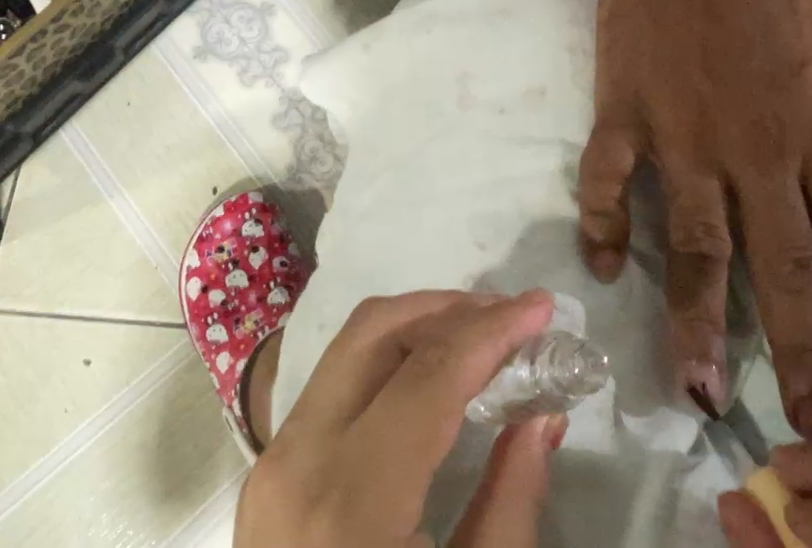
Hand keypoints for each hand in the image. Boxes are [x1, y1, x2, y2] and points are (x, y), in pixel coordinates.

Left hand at [237, 290, 564, 547]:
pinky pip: (331, 385)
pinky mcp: (268, 470)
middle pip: (374, 332)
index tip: (542, 305)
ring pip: (346, 348)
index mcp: (350, 496)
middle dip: (450, 309)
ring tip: (480, 337)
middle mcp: (298, 456)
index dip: (492, 330)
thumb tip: (543, 419)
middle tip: (511, 317)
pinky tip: (430, 378)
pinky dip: (386, 360)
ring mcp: (273, 459)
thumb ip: (509, 504)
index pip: (429, 373)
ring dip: (416, 327)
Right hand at [579, 0, 811, 434]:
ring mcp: (684, 136)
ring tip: (694, 385)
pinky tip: (600, 266)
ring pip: (694, 244)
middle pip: (782, 264)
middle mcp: (758, 149)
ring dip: (695, 319)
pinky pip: (608, 181)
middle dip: (797, 349)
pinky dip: (602, 225)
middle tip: (805, 423)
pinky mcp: (625, 113)